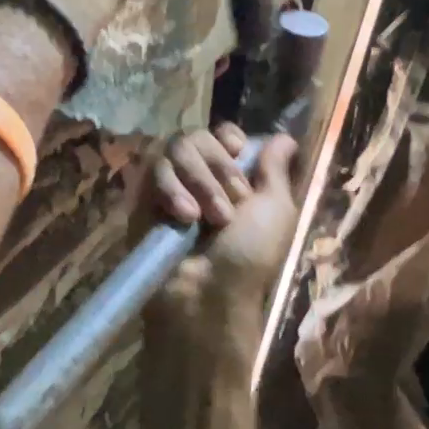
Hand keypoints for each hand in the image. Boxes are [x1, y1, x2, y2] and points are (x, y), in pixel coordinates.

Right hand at [139, 125, 299, 300]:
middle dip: (217, 168)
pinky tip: (182, 216)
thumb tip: (285, 137)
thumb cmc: (250, 256)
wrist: (207, 294)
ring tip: (203, 218)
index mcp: (232, 178)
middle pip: (198, 136)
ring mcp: (169, 186)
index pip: (221, 134)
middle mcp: (199, 177)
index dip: (228, 138)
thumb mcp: (276, 211)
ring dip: (197, 180)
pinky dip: (171, 188)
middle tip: (227, 208)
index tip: (238, 152)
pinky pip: (152, 168)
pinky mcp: (143, 197)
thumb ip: (275, 169)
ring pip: (175, 147)